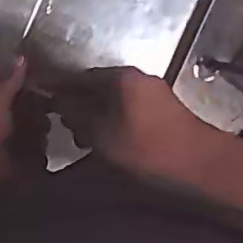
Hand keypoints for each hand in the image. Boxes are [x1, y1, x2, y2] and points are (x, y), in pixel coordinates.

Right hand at [54, 67, 228, 189]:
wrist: (201, 166)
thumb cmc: (146, 148)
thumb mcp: (101, 133)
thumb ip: (76, 114)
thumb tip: (58, 102)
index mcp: (121, 77)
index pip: (79, 76)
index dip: (58, 88)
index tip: (40, 99)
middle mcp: (137, 78)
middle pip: (96, 86)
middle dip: (76, 104)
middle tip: (61, 125)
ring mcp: (152, 94)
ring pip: (112, 100)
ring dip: (94, 117)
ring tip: (81, 139)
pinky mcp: (161, 112)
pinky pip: (126, 110)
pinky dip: (111, 122)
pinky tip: (104, 142)